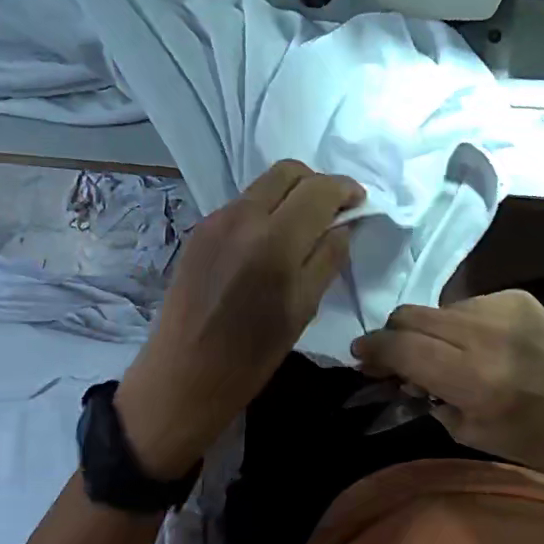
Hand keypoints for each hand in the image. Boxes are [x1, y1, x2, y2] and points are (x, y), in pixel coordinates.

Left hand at [118, 161, 363, 479]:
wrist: (185, 372)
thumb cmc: (253, 353)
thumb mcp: (304, 308)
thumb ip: (327, 257)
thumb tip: (343, 224)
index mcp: (275, 240)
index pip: (318, 189)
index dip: (345, 188)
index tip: (359, 201)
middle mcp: (242, 217)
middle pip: (287, 171)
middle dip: (317, 182)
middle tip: (332, 210)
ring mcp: (215, 220)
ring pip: (262, 185)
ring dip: (290, 194)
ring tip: (303, 226)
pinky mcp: (198, 231)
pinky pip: (241, 205)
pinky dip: (265, 210)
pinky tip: (270, 242)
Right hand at [351, 290, 543, 490]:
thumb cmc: (542, 443)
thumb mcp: (474, 433)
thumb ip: (428, 398)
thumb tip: (397, 375)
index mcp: (476, 378)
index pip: (402, 347)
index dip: (373, 350)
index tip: (361, 358)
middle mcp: (486, 333)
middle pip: (410, 316)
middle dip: (392, 336)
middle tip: (391, 360)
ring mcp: (504, 307)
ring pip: (436, 309)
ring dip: (427, 331)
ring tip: (441, 358)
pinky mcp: (518, 296)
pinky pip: (466, 305)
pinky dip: (457, 325)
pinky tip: (475, 347)